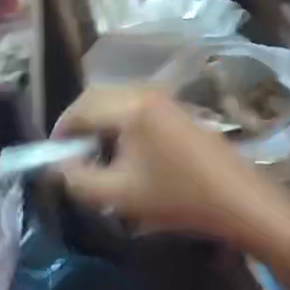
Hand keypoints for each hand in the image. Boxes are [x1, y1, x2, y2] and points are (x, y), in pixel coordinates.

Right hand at [49, 84, 289, 248]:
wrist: (237, 198)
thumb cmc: (176, 197)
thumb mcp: (119, 196)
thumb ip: (78, 180)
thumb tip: (56, 167)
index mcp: (129, 107)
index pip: (79, 108)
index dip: (60, 132)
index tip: (52, 157)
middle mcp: (144, 91)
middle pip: (96, 97)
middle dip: (78, 123)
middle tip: (71, 156)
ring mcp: (164, 97)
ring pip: (115, 99)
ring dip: (99, 122)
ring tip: (97, 157)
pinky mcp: (176, 107)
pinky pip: (134, 104)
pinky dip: (119, 121)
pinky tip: (126, 153)